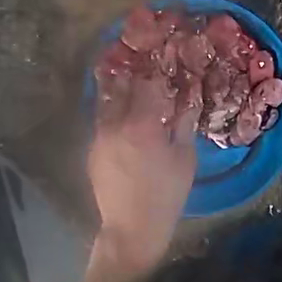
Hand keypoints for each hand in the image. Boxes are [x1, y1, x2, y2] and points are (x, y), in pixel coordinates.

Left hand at [88, 68, 198, 276]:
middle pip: (122, 86)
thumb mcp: (185, 158)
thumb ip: (184, 124)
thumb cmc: (167, 193)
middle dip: (133, 70)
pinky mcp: (92, 149)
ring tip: (124, 72)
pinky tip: (121, 110)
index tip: (163, 55)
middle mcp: (116, 124)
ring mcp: (100, 136)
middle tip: (140, 55)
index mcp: (144, 125)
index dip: (156, 67)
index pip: (148, 84)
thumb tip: (189, 98)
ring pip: (106, 101)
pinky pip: (102, 121)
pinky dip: (111, 110)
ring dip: (117, 86)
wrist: (133, 226)